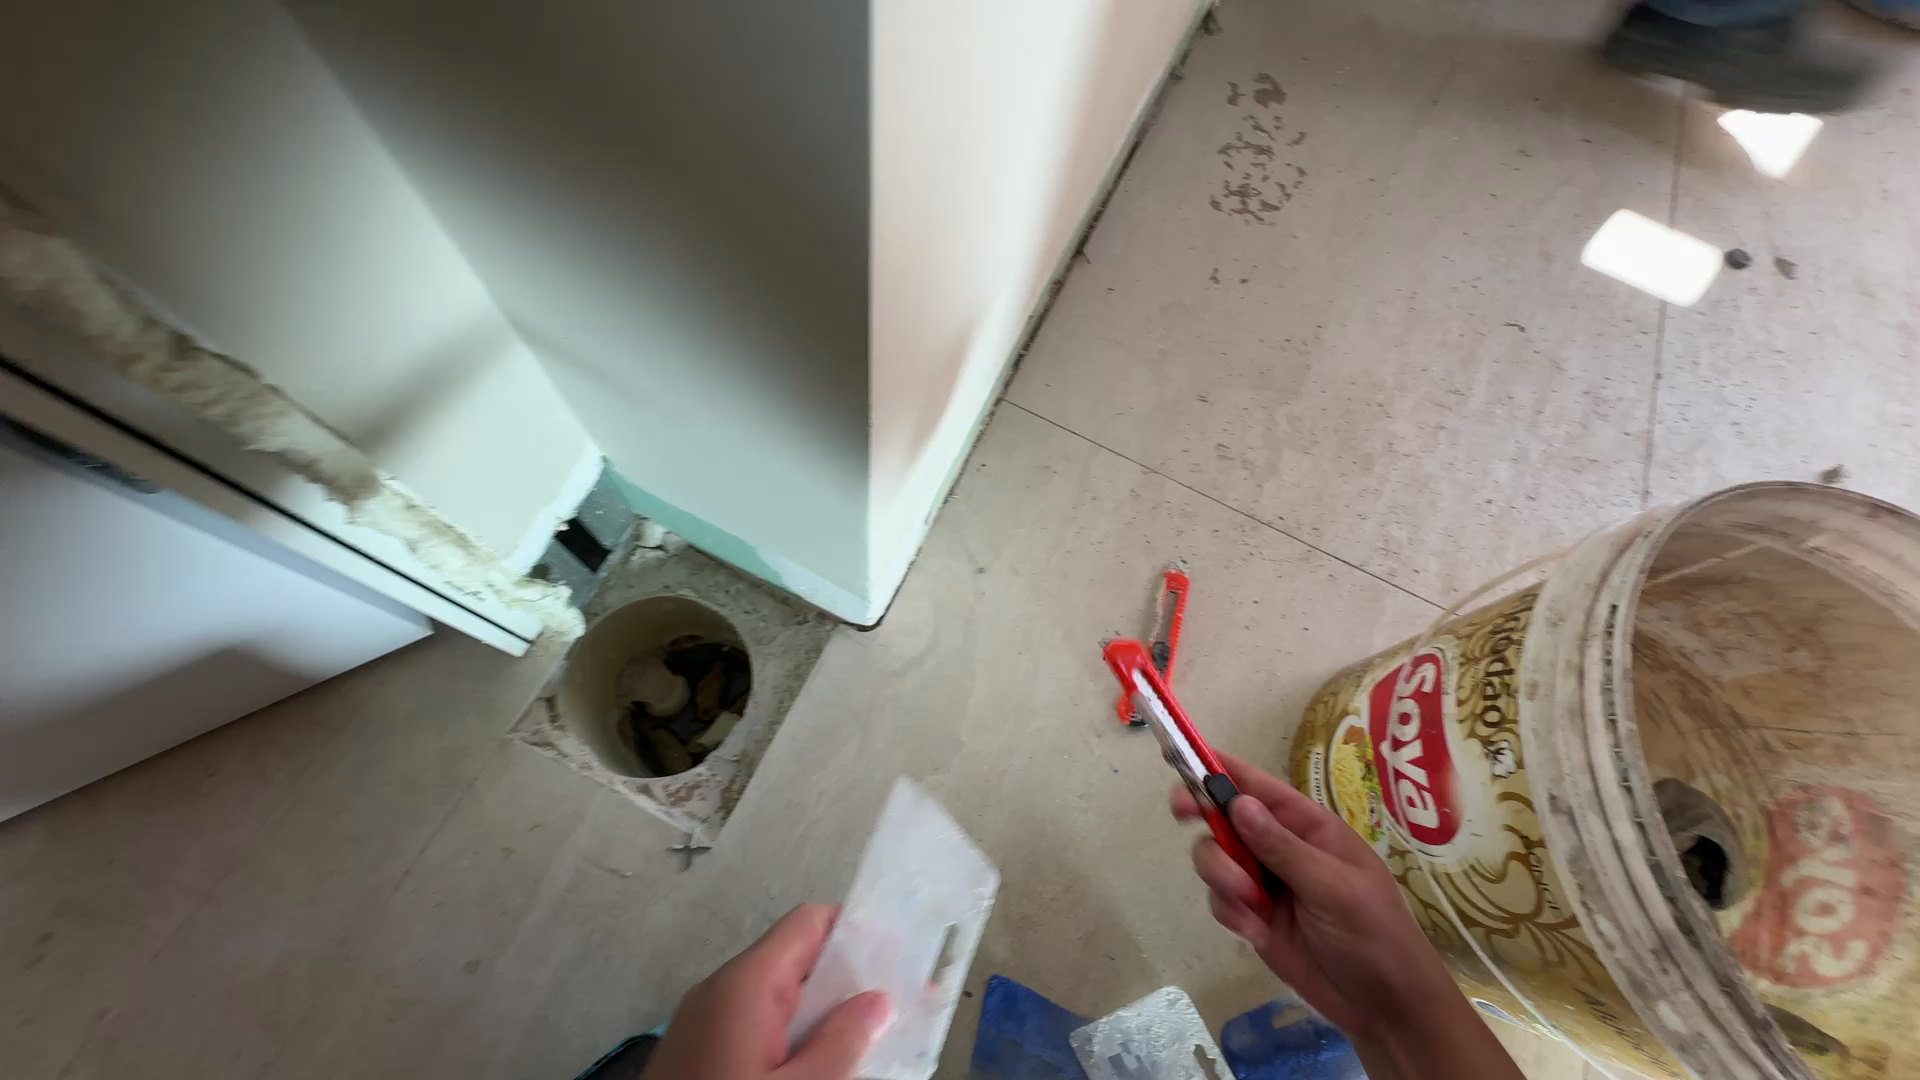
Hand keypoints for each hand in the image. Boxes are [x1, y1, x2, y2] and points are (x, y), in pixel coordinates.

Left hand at [642, 904, 892, 1079]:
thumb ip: (841, 1044)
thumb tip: (876, 1002)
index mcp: (744, 983)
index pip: (810, 923)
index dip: (856, 933)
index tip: (894, 959)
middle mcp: (719, 990)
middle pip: (797, 961)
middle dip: (845, 984)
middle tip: (890, 1011)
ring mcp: (703, 1022)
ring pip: (778, 999)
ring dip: (820, 1018)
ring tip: (862, 1046)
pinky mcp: (695, 1054)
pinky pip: (754, 1028)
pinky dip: (789, 1040)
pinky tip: (814, 1068)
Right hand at [1171, 753, 1455, 1040]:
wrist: (1384, 1008)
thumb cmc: (1375, 935)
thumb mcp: (1335, 888)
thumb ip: (1283, 848)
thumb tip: (1237, 803)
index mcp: (1304, 824)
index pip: (1253, 783)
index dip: (1215, 767)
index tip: (1180, 760)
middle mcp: (1276, 844)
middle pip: (1221, 814)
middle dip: (1203, 817)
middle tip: (1183, 815)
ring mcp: (1260, 878)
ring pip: (1213, 855)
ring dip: (1221, 876)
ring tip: (1250, 907)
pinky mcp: (1250, 913)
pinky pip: (1219, 898)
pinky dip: (1230, 912)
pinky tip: (1256, 933)